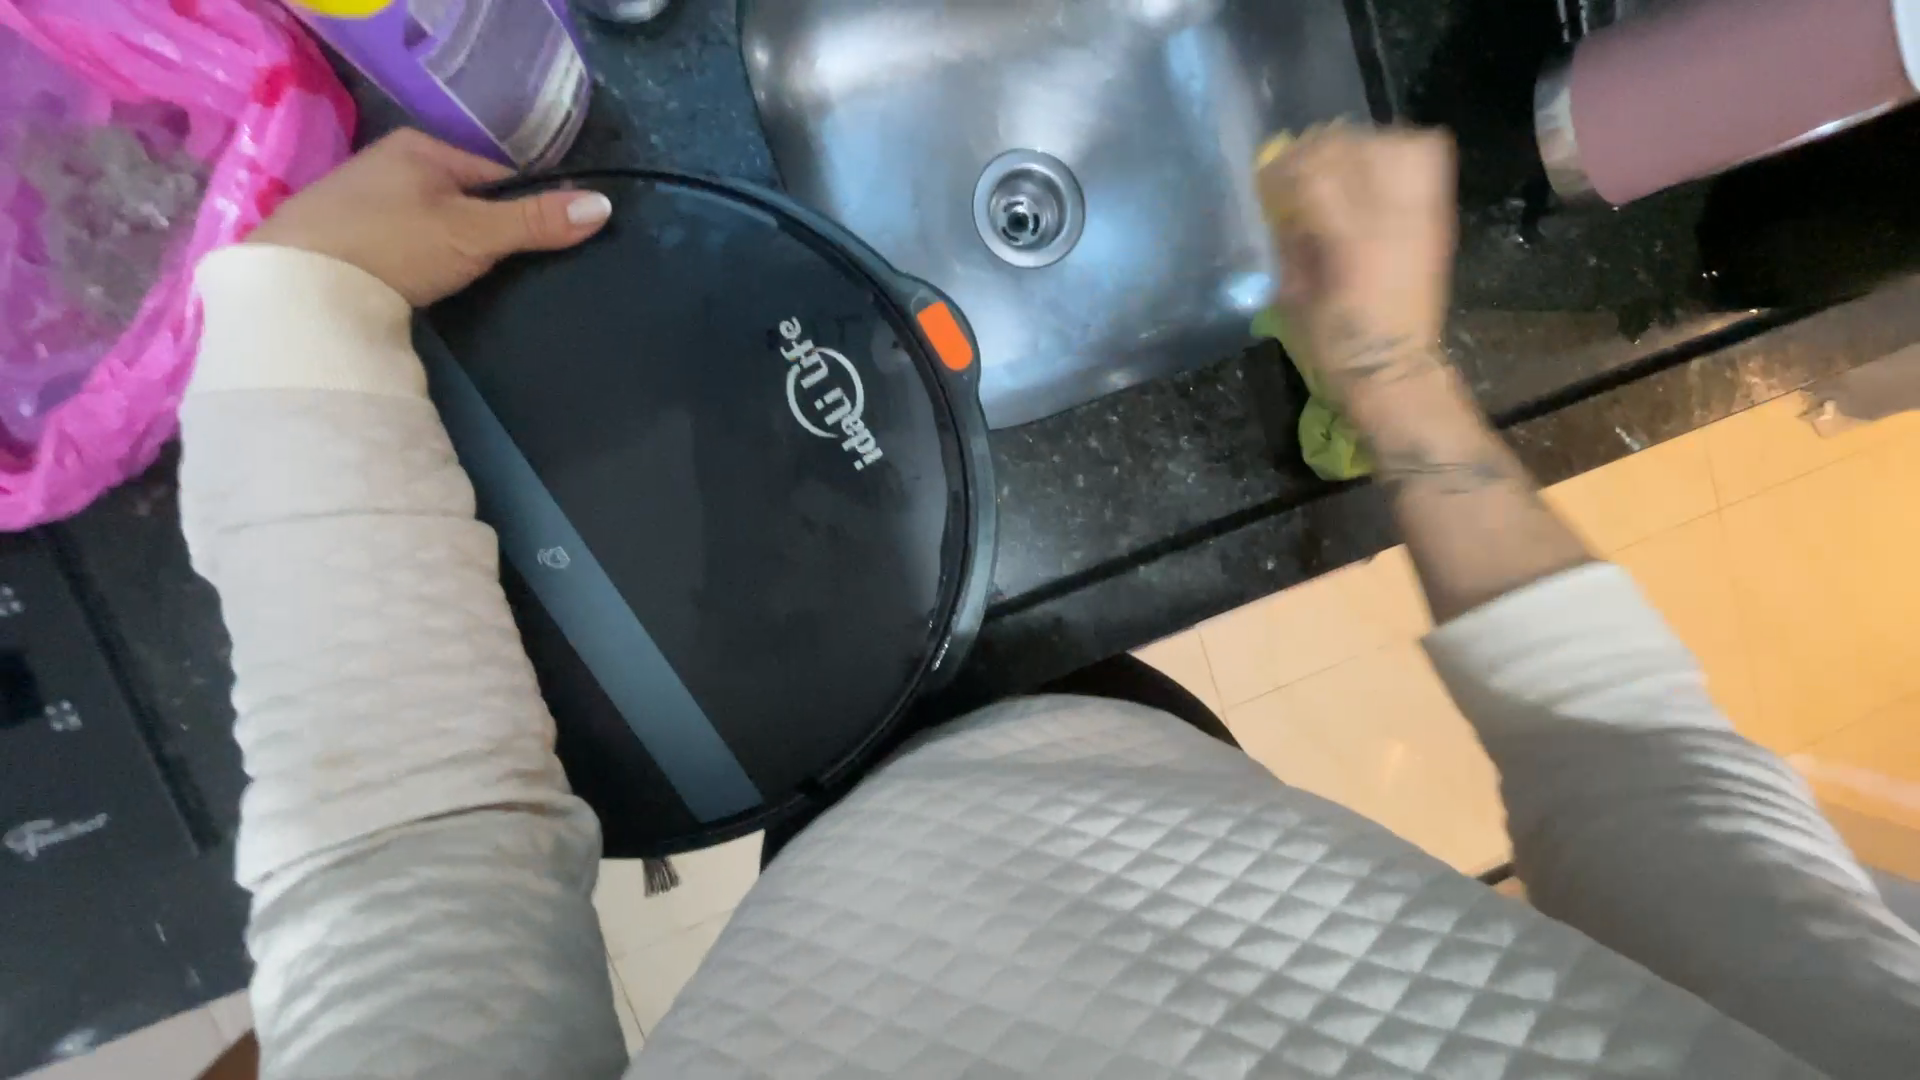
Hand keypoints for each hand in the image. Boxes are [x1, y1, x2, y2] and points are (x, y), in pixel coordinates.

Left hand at [246, 130, 612, 306]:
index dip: (527, 209)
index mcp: (422, 148)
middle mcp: (390, 163)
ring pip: (438, 220)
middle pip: (468, 198)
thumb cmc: (395, 243)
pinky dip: (428, 259)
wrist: (300, 282)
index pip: (498, 175)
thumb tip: (605, 204)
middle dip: (493, 229)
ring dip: (460, 246)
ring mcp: (365, 198)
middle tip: (512, 268)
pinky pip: (410, 240)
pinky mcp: (348, 235)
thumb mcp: (477, 232)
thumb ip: (537, 221)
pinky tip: (432, 281)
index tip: (545, 245)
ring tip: (475, 278)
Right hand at [1257, 126, 1458, 420]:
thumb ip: (1289, 243)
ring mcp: (1422, 213)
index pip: (1312, 176)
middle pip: (1353, 149)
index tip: (1265, 181)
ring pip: (1394, 143)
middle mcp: (1391, 219)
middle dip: (1317, 152)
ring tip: (1336, 167)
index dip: (1282, 170)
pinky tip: (1371, 173)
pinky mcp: (1438, 214)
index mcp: (1348, 245)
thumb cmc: (1333, 347)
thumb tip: (1280, 202)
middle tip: (1296, 171)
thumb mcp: (1292, 299)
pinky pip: (1424, 157)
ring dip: (1358, 147)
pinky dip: (1394, 153)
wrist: (1395, 369)